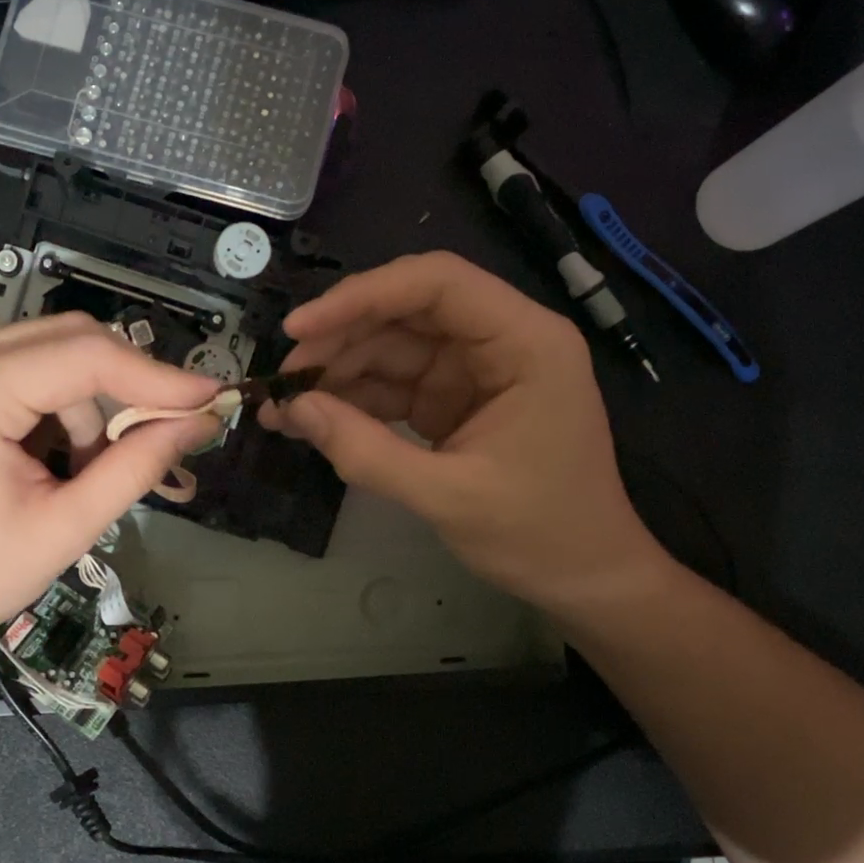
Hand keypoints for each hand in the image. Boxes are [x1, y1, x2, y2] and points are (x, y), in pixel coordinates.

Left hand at [0, 314, 219, 676]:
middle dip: (122, 387)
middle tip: (157, 437)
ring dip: (86, 402)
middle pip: (69, 338)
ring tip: (81, 472)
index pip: (87, 355)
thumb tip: (200, 422)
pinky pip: (21, 369)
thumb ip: (136, 466)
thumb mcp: (65, 528)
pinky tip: (51, 458)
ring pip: (49, 352)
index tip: (211, 399)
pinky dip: (55, 405)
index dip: (157, 376)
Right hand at [261, 252, 669, 612]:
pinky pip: (389, 385)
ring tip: (281, 408)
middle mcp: (498, 341)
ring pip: (389, 348)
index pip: (436, 285)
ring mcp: (471, 371)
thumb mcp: (449, 496)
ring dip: (334, 374)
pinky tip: (307, 420)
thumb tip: (293, 410)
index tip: (299, 330)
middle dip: (339, 341)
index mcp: (524, 341)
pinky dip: (348, 401)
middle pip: (405, 312)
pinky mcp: (450, 401)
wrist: (582, 577)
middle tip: (282, 382)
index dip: (361, 296)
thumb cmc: (538, 534)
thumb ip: (368, 453)